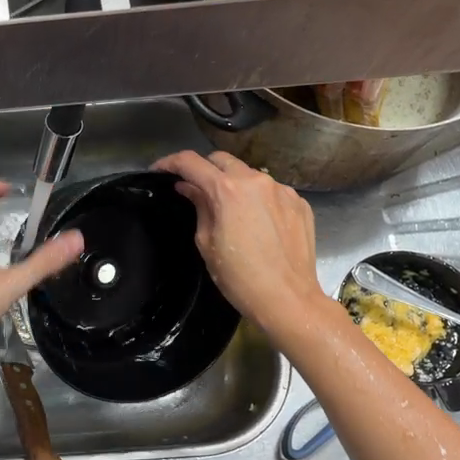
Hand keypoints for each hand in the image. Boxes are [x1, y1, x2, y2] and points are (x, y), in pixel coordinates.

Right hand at [152, 151, 333, 348]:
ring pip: (249, 175)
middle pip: (222, 160)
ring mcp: (282, 191)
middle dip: (204, 169)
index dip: (170, 163)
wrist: (287, 298)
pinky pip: (272, 191)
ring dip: (233, 184)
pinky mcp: (299, 203)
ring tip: (228, 210)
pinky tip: (256, 223)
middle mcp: (257, 181)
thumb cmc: (240, 277)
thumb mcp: (207, 243)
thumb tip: (189, 188)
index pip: (191, 162)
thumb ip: (199, 207)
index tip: (160, 170)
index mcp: (228, 191)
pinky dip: (257, 199)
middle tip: (194, 189)